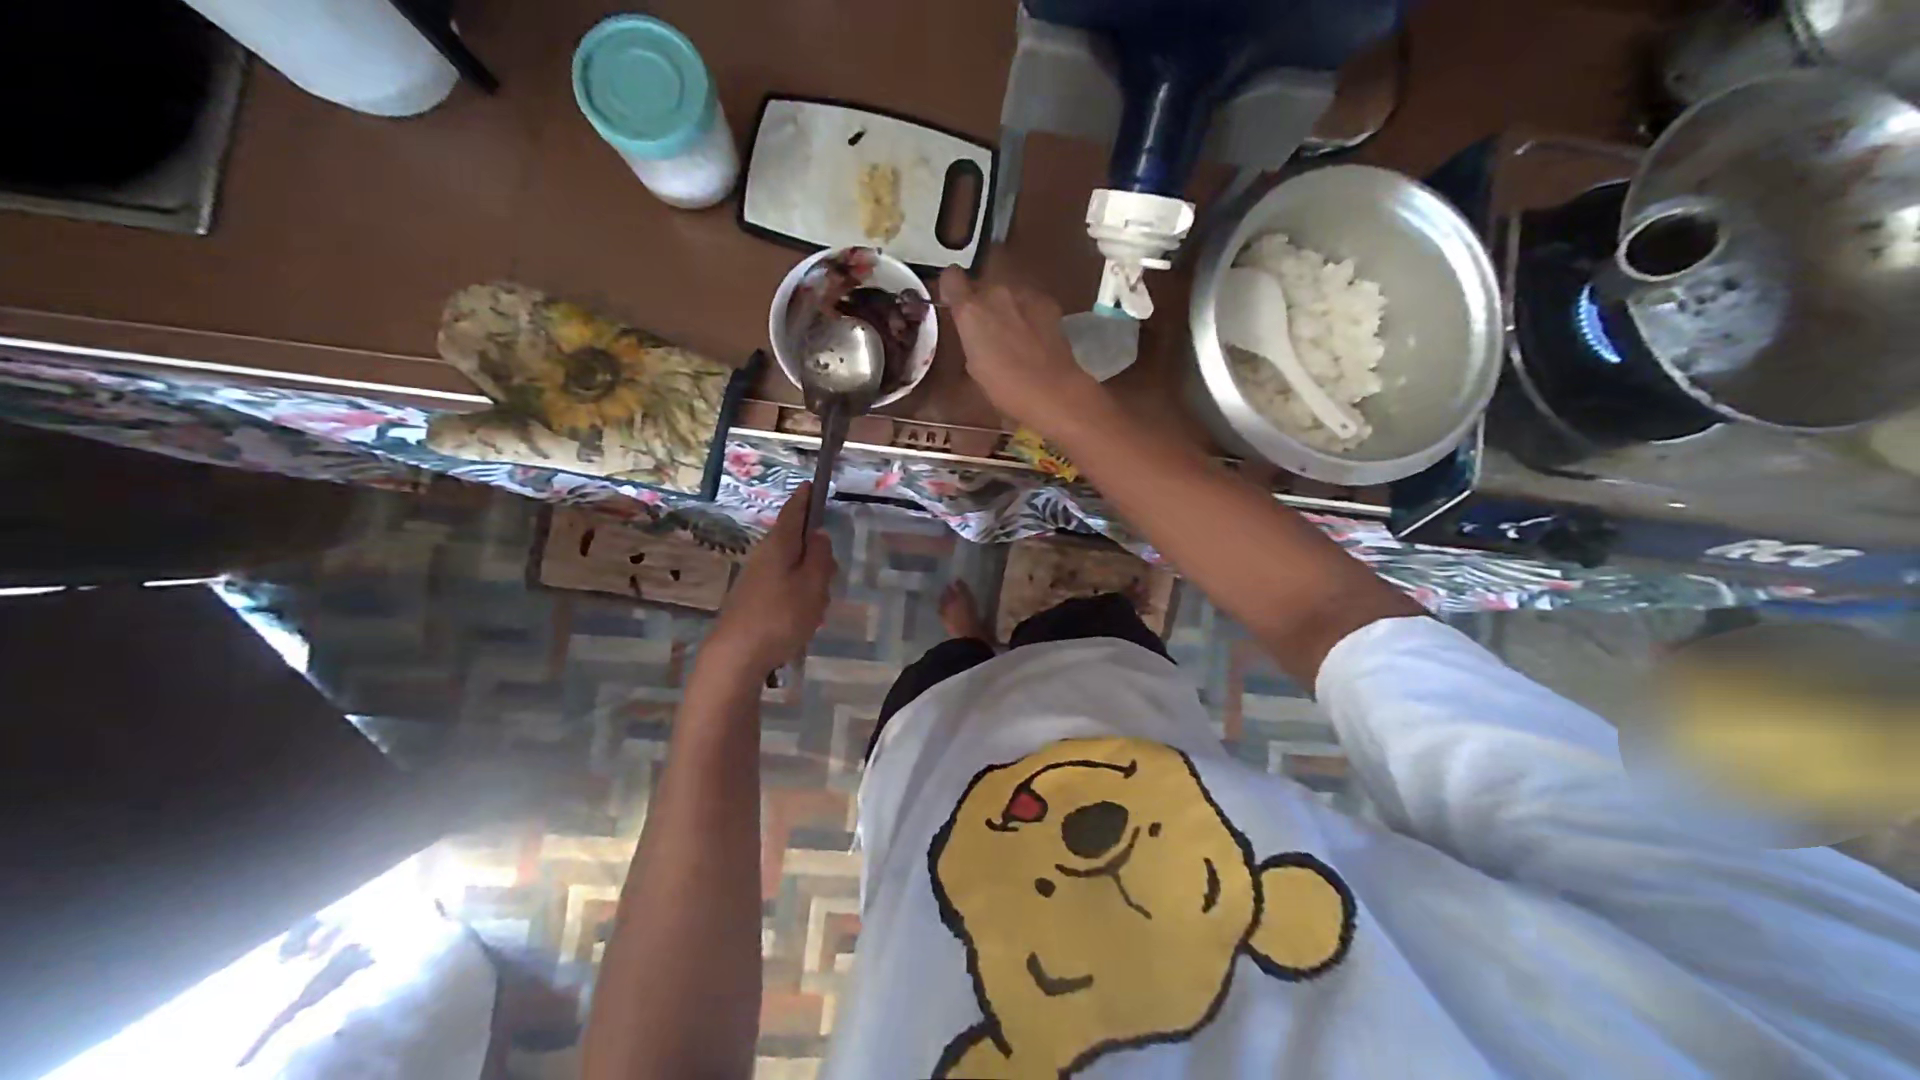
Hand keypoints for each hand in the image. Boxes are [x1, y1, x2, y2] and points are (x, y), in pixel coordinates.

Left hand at [706, 483, 836, 673]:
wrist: (736, 655)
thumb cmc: (781, 616)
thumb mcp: (813, 584)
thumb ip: (820, 557)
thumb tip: (819, 534)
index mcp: (779, 545)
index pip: (794, 512)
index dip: (804, 498)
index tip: (811, 485)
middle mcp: (764, 556)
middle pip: (796, 543)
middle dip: (816, 555)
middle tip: (829, 580)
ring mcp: (756, 579)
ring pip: (792, 569)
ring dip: (809, 583)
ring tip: (816, 610)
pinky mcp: (753, 601)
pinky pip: (784, 588)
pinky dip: (798, 598)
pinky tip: (802, 622)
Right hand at [939, 267, 1100, 431]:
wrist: (1052, 390)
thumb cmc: (1005, 387)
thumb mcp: (974, 365)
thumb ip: (970, 337)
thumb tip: (975, 331)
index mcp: (970, 310)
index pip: (951, 276)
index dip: (952, 289)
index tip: (956, 304)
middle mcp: (995, 292)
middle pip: (982, 287)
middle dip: (983, 304)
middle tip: (990, 332)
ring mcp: (1024, 294)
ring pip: (1007, 293)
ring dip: (1007, 308)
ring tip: (1016, 336)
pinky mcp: (1047, 301)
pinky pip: (1029, 301)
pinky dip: (1029, 313)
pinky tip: (1036, 337)